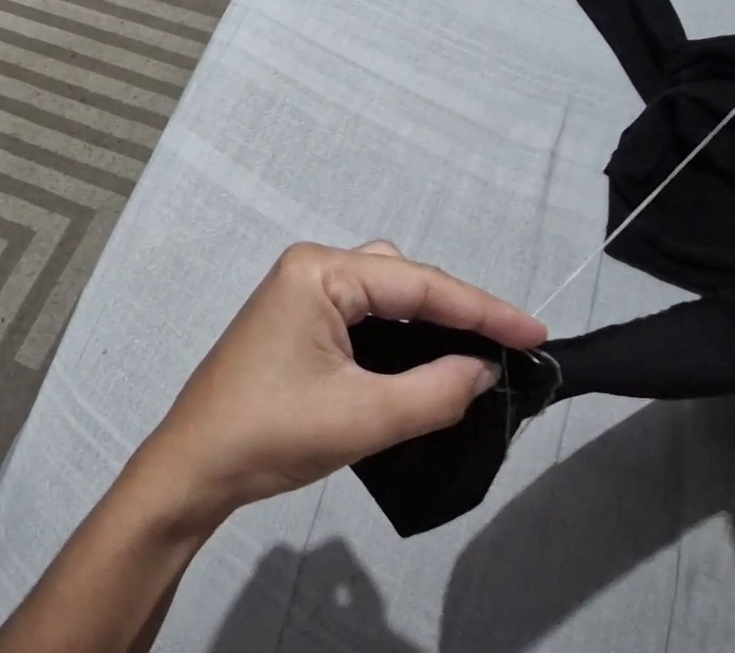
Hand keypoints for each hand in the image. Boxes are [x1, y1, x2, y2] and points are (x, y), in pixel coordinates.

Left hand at [135, 241, 545, 524]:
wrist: (196, 465)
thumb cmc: (273, 433)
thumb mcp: (367, 416)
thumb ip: (438, 390)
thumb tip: (482, 369)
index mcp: (320, 272)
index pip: (419, 283)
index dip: (484, 309)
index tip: (538, 333)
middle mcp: (309, 270)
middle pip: (402, 279)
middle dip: (455, 310)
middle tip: (508, 349)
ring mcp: (297, 295)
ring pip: (383, 297)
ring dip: (426, 323)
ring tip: (475, 355)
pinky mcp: (294, 323)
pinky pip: (361, 316)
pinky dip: (397, 336)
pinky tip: (423, 362)